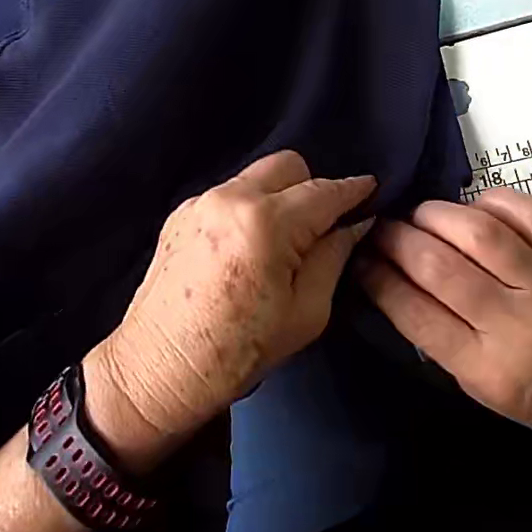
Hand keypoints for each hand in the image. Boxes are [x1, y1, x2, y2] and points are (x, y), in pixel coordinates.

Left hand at [86, 151, 375, 468]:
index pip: (324, 191)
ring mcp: (198, 203)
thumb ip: (333, 257)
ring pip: (254, 178)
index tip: (372, 192)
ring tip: (281, 241)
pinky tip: (245, 249)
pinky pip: (227, 196)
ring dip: (277, 197)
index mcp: (265, 222)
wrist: (159, 367)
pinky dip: (246, 209)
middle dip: (312, 187)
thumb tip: (354, 224)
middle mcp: (229, 198)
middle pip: (287, 165)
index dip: (354, 191)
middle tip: (320, 226)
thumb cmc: (238, 351)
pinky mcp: (178, 215)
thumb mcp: (305, 312)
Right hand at [353, 191, 531, 452]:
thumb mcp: (476, 387)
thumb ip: (434, 336)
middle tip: (380, 231)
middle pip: (438, 266)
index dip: (375, 277)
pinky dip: (488, 201)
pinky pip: (526, 211)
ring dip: (434, 215)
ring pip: (477, 232)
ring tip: (419, 218)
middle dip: (395, 239)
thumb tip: (385, 278)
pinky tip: (471, 210)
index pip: (412, 312)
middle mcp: (518, 325)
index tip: (358, 260)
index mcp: (486, 367)